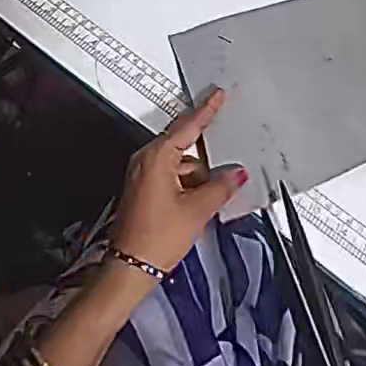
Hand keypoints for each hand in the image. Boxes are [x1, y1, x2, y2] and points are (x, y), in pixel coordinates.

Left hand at [110, 89, 244, 273]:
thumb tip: (236, 173)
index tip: (216, 96)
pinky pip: (172, 175)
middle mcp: (146, 161)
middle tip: (225, 154)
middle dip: (205, 153)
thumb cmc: (154, 239)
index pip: (187, 126)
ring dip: (198, 174)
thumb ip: (221, 186)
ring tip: (214, 192)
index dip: (206, 110)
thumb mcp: (197, 210)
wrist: (130, 269)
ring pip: (179, 162)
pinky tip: (201, 199)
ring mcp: (143, 175)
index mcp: (157, 158)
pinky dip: (188, 183)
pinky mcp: (144, 189)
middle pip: (183, 144)